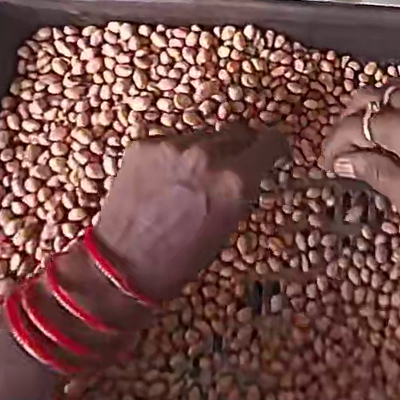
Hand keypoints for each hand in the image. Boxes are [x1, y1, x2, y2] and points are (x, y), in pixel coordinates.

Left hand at [93, 125, 287, 301]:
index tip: (273, 150)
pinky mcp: (144, 144)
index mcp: (235, 180)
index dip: (274, 146)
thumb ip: (240, 189)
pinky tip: (164, 180)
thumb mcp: (228, 224)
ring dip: (205, 151)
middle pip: (237, 134)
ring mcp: (172, 146)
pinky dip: (173, 156)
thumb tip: (247, 168)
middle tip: (232, 165)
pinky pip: (171, 142)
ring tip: (191, 179)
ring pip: (202, 136)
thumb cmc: (182, 257)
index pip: (270, 143)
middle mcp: (207, 155)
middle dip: (239, 148)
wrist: (124, 265)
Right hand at [320, 81, 399, 254]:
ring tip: (364, 137)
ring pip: (394, 88)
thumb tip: (344, 160)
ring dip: (372, 107)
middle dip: (349, 119)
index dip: (336, 142)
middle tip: (341, 148)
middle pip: (372, 96)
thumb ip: (377, 173)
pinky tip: (394, 130)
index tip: (327, 162)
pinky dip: (397, 104)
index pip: (359, 124)